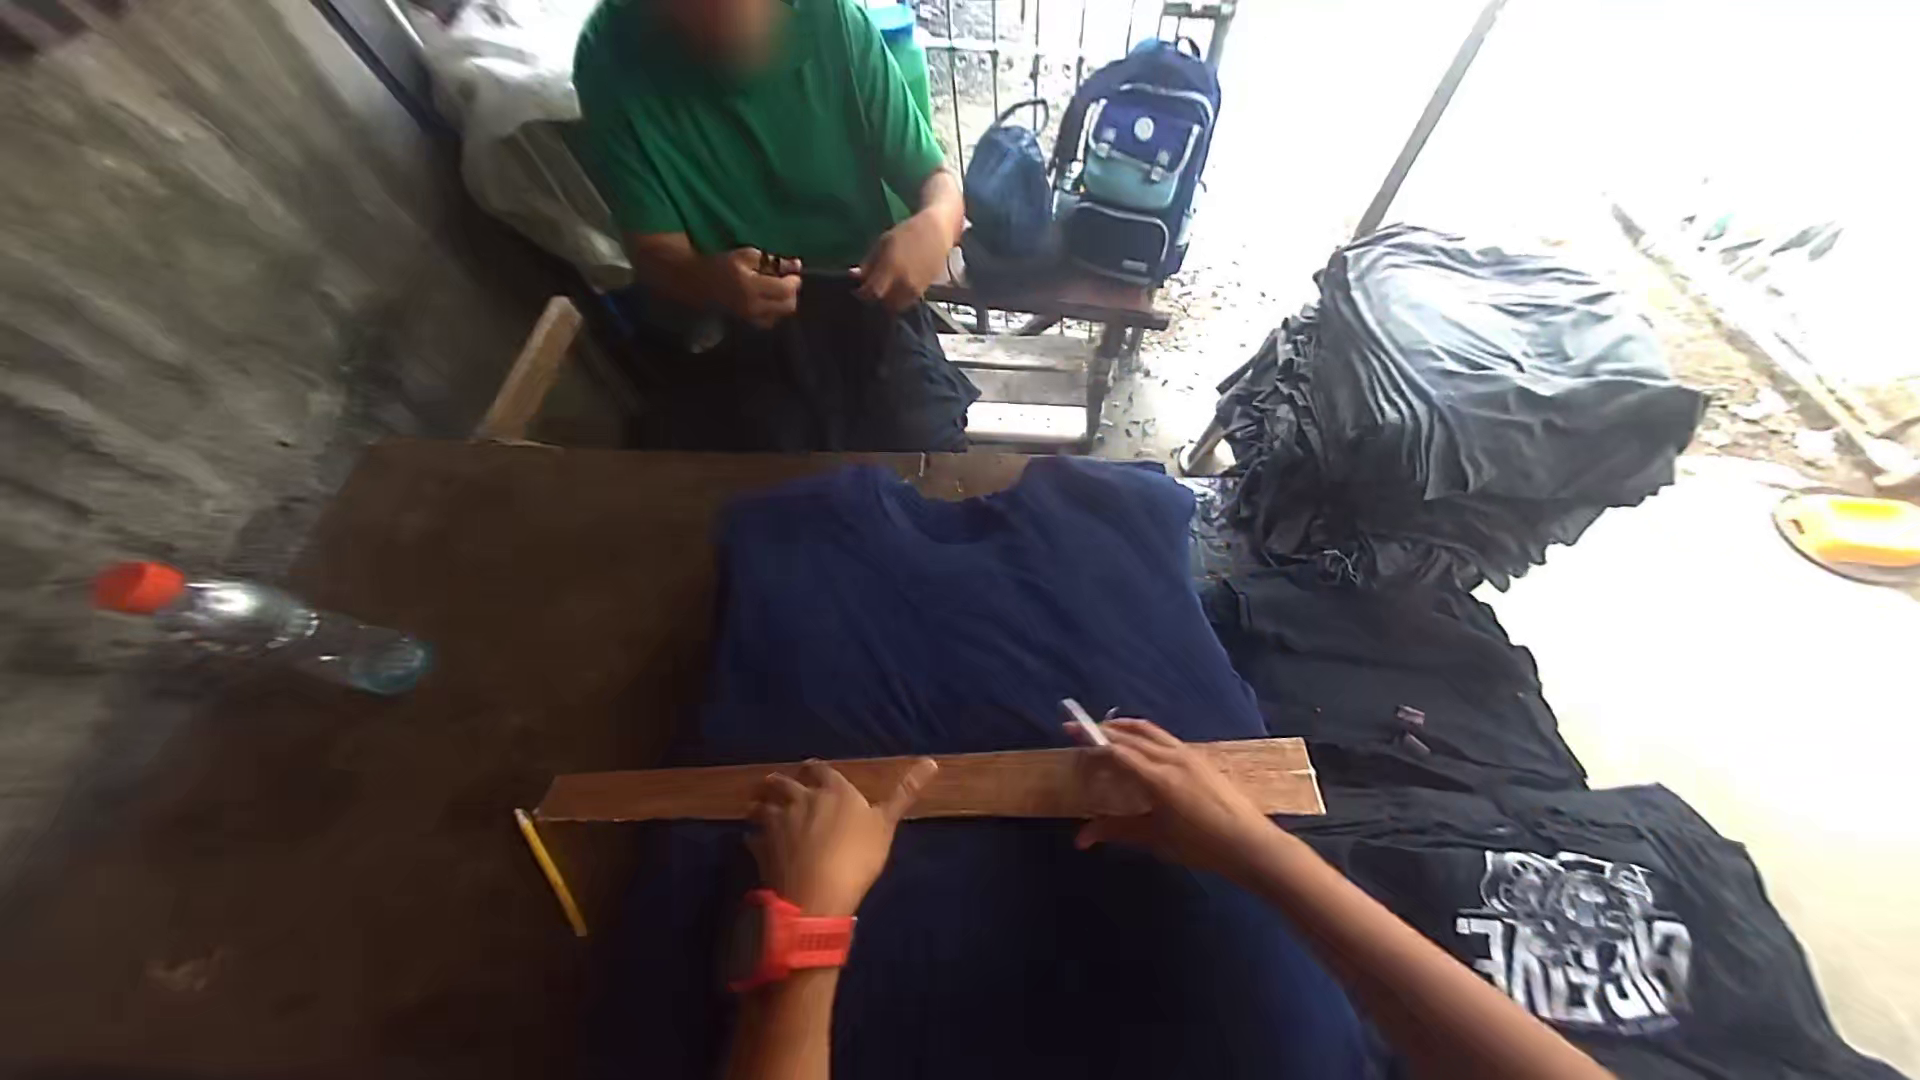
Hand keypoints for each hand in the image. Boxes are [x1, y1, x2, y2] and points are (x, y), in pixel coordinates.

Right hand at [707, 247, 801, 327]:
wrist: (699, 281)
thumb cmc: (722, 263)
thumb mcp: (747, 255)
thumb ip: (774, 261)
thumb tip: (797, 265)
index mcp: (752, 286)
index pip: (785, 290)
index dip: (794, 282)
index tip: (794, 273)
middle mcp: (754, 306)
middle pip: (788, 306)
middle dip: (792, 293)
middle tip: (786, 280)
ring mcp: (751, 317)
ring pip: (781, 314)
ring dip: (784, 302)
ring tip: (777, 289)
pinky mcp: (749, 322)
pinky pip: (771, 320)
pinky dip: (775, 311)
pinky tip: (769, 300)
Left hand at [747, 759, 937, 916]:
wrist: (816, 895)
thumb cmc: (856, 856)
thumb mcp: (886, 823)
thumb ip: (905, 791)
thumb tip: (933, 761)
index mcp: (832, 788)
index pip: (820, 768)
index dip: (815, 768)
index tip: (811, 768)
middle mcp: (801, 798)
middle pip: (785, 782)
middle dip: (780, 780)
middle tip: (775, 781)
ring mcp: (778, 822)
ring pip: (763, 805)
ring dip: (760, 804)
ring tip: (757, 805)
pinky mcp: (762, 847)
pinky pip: (753, 836)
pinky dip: (753, 835)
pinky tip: (753, 840)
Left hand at [852, 214, 948, 311]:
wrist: (936, 233)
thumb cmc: (906, 234)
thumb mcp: (883, 243)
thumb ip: (869, 263)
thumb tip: (854, 276)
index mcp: (891, 268)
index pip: (872, 292)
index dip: (862, 294)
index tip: (857, 290)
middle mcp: (903, 283)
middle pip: (883, 303)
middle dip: (874, 299)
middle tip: (871, 290)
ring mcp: (914, 289)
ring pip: (895, 306)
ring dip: (887, 302)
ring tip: (884, 291)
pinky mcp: (923, 292)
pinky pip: (906, 303)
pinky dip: (898, 300)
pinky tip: (896, 290)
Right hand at [1067, 718, 1277, 881]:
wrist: (1251, 845)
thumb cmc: (1202, 846)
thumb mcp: (1156, 838)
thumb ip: (1116, 830)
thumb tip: (1080, 839)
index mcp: (1157, 778)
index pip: (1116, 750)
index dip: (1091, 741)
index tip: (1070, 734)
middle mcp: (1170, 758)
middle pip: (1129, 735)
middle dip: (1101, 730)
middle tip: (1078, 729)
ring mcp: (1187, 754)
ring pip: (1147, 730)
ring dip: (1122, 727)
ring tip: (1103, 728)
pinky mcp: (1198, 756)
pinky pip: (1162, 736)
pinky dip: (1142, 733)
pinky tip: (1137, 742)